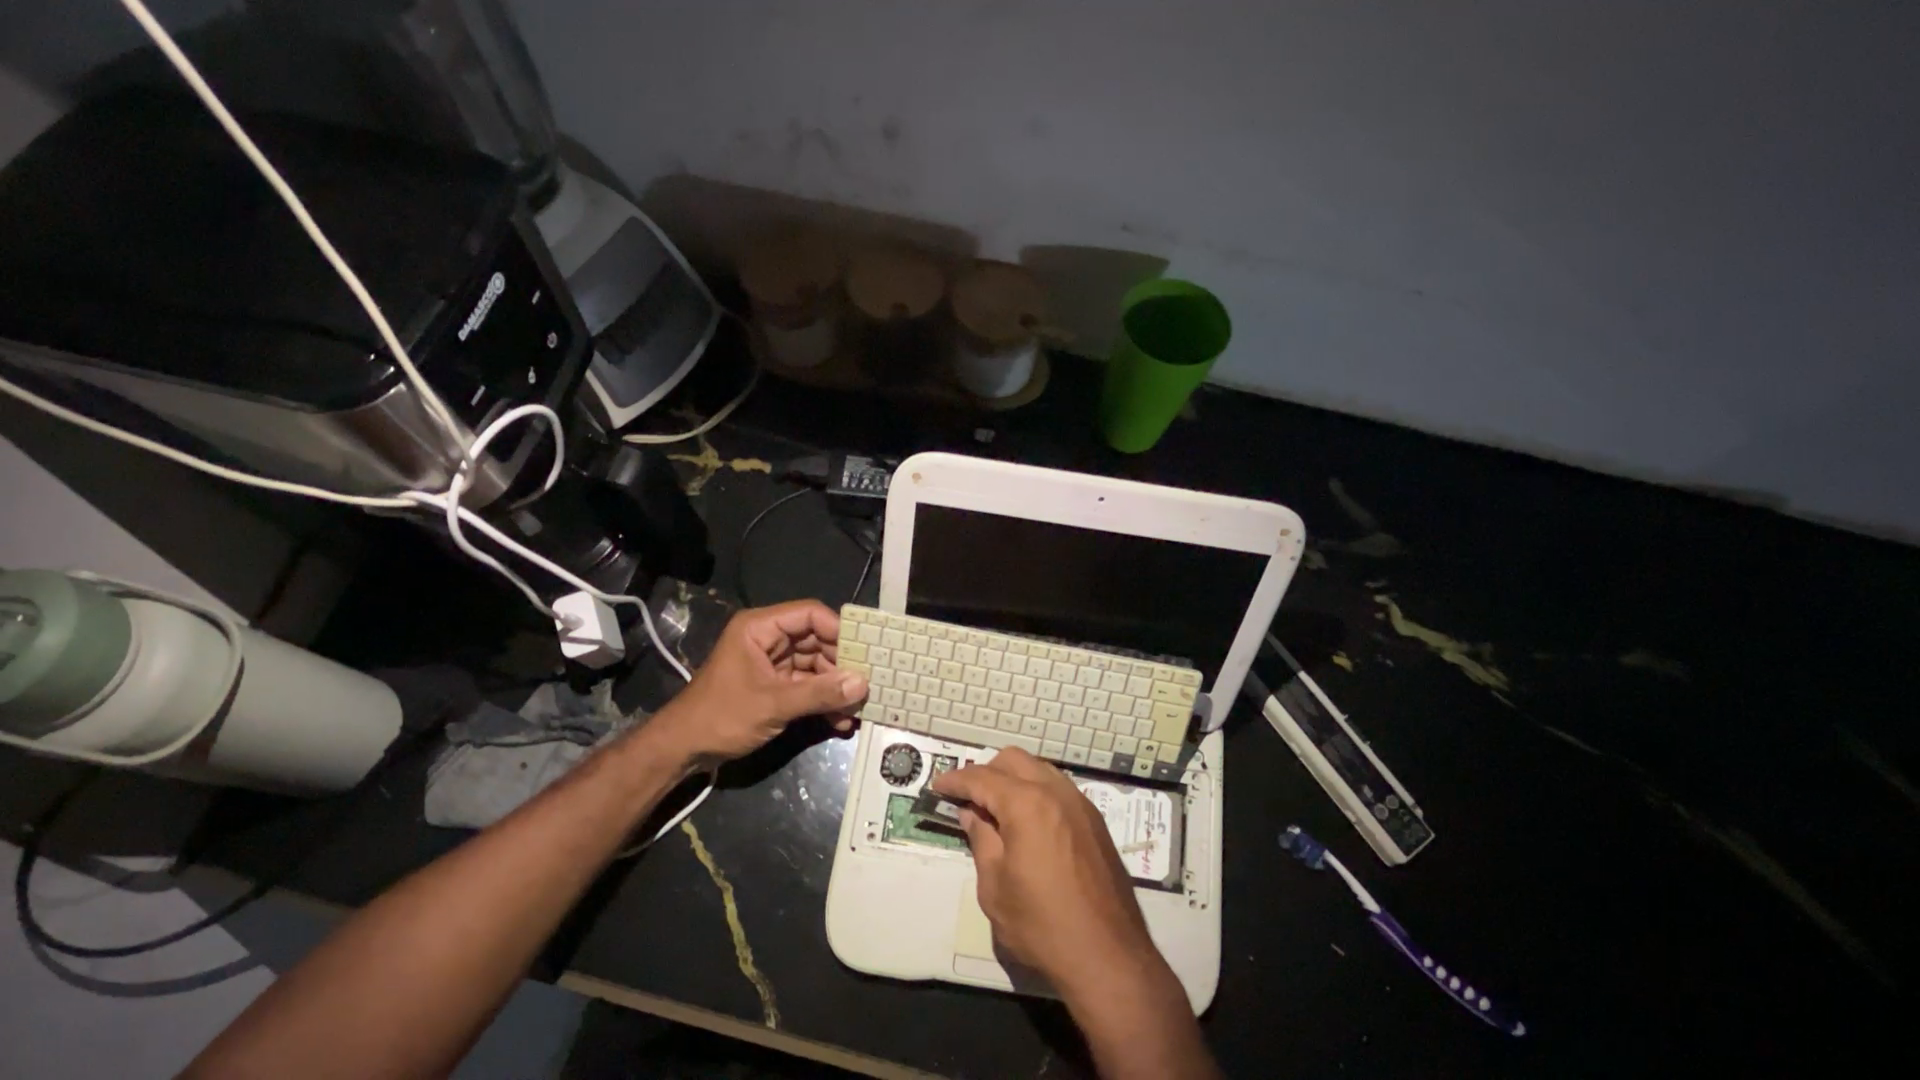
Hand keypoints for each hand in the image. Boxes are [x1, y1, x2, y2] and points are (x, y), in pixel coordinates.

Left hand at [650, 600, 867, 766]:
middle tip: (869, 684)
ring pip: (816, 666)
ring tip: (858, 709)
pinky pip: (808, 687)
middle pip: (817, 641)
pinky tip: (841, 722)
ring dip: (836, 688)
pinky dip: (823, 701)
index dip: (838, 630)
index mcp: (760, 628)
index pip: (810, 615)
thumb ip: (819, 693)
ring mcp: (772, 664)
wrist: (684, 749)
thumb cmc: (722, 716)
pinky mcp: (775, 687)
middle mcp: (769, 640)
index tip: (865, 652)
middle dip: (842, 664)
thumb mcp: (773, 704)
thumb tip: (862, 684)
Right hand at [930, 748, 1156, 991]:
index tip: (937, 786)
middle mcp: (1057, 793)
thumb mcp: (995, 886)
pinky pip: (1059, 790)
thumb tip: (972, 814)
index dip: (956, 780)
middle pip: (1014, 761)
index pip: (982, 778)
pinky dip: (1036, 793)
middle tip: (966, 799)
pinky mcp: (1095, 824)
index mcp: (1027, 805)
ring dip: (1014, 780)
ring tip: (995, 810)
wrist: (1107, 955)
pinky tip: (1026, 823)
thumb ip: (982, 840)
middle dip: (986, 772)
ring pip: (1040, 771)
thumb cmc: (1041, 925)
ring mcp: (1081, 806)